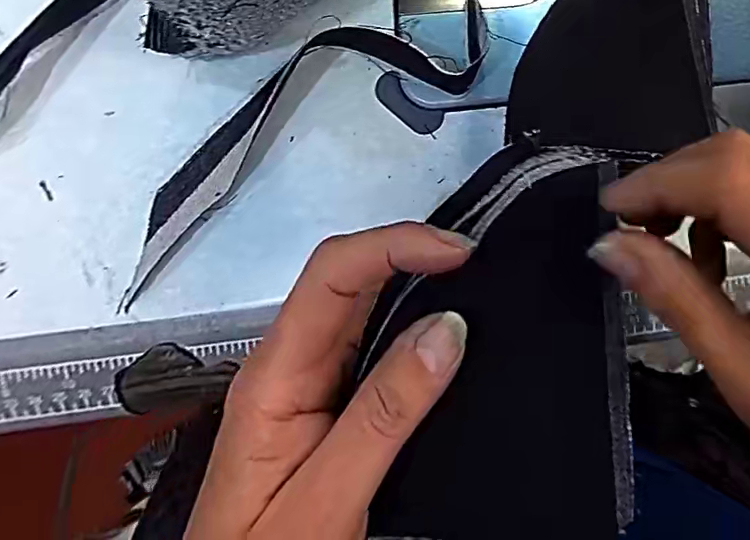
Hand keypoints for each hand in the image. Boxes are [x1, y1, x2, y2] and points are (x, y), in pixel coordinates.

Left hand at [188, 223, 473, 538]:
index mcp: (274, 375)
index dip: (395, 244)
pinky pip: (377, 335)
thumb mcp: (322, 506)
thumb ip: (384, 416)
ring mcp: (310, 377)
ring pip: (365, 299)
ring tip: (471, 277)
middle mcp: (290, 362)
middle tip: (475, 256)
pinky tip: (446, 320)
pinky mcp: (332, 397)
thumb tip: (448, 327)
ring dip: (417, 276)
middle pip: (348, 273)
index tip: (457, 251)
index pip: (332, 273)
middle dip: (411, 249)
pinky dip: (417, 314)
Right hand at [588, 130, 749, 539]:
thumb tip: (609, 243)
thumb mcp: (741, 377)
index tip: (612, 206)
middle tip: (631, 218)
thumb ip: (676, 297)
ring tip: (665, 234)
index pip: (735, 183)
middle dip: (676, 176)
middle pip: (746, 156)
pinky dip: (730, 198)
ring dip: (700, 184)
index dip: (664, 182)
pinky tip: (713, 246)